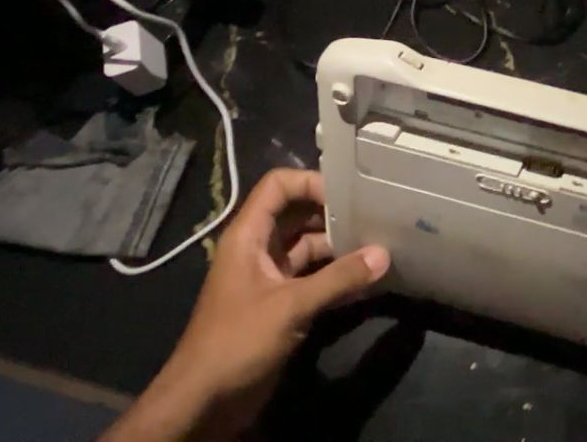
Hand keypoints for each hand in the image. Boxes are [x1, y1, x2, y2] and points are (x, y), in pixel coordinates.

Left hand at [103, 169, 390, 441]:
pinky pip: (313, 276)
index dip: (311, 182)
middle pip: (298, 213)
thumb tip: (384, 255)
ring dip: (339, 245)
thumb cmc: (236, 343)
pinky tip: (366, 278)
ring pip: (309, 246)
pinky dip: (336, 274)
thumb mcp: (290, 307)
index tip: (347, 194)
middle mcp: (259, 249)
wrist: (202, 404)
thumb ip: (338, 279)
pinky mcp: (280, 303)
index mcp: (248, 236)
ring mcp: (269, 277)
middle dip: (333, 213)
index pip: (278, 186)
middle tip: (374, 214)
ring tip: (378, 242)